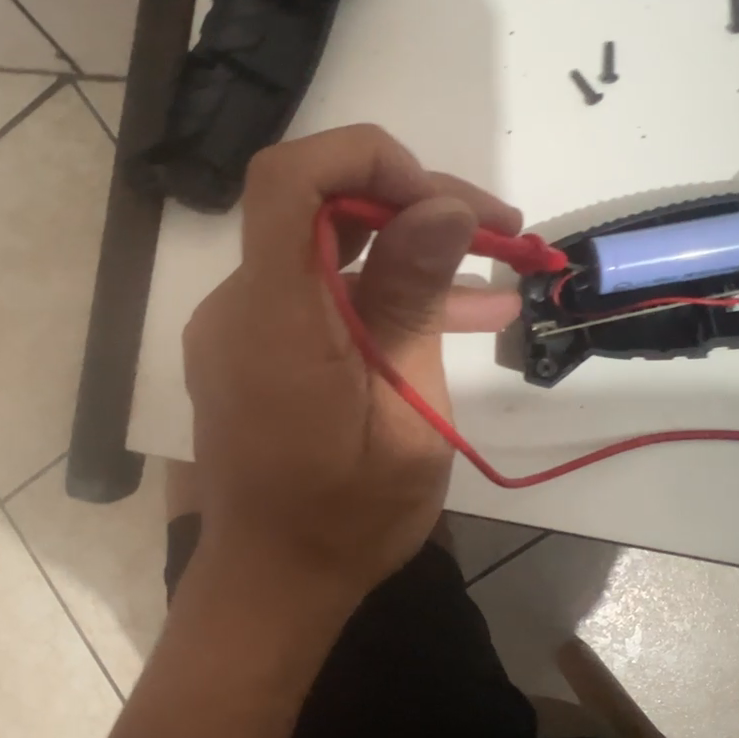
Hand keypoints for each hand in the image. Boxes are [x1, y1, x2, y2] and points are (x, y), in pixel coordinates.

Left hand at [182, 125, 521, 596]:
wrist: (270, 582)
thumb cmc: (344, 520)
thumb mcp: (403, 417)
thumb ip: (411, 305)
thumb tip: (442, 206)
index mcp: (273, 321)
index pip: (288, 180)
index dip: (364, 156)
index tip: (439, 199)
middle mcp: (238, 308)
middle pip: (317, 206)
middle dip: (413, 204)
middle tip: (501, 233)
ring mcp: (237, 327)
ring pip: (322, 249)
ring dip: (408, 250)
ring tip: (500, 271)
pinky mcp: (249, 348)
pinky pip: (312, 295)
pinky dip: (376, 293)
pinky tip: (457, 312)